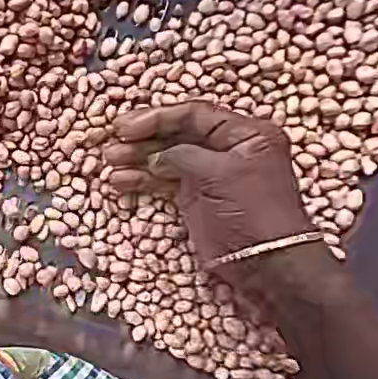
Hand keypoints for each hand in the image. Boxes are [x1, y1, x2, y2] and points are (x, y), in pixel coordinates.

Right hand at [102, 102, 323, 290]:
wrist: (266, 263)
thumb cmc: (251, 212)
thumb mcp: (218, 174)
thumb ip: (183, 156)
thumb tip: (156, 157)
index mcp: (244, 134)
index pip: (194, 115)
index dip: (157, 118)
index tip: (127, 126)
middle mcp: (227, 149)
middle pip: (178, 134)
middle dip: (144, 137)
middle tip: (115, 139)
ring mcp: (210, 174)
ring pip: (167, 157)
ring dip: (138, 157)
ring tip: (111, 160)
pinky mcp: (197, 197)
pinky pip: (165, 180)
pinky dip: (143, 179)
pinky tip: (120, 180)